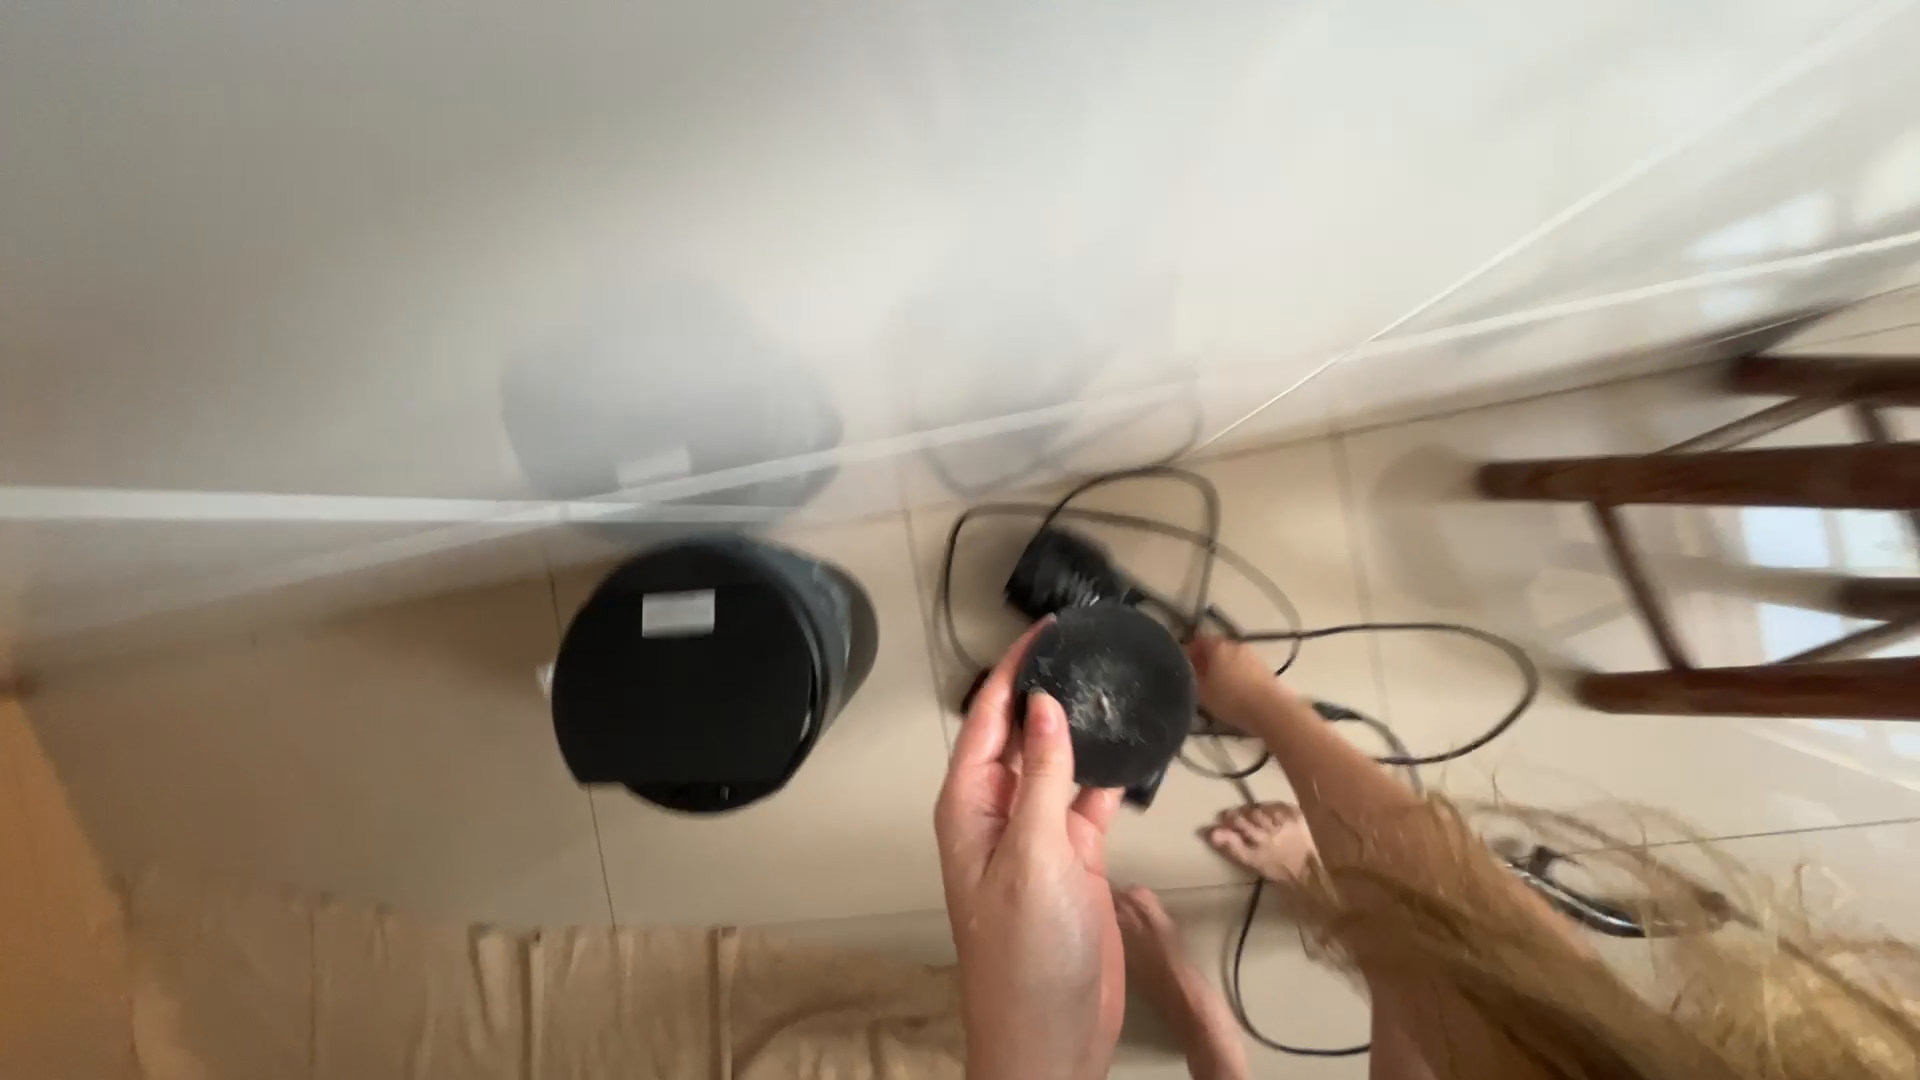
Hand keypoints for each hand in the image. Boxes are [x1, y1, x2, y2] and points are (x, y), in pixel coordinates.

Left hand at [935, 619, 1125, 1079]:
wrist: (1051, 1037)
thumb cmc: (1023, 957)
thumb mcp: (1032, 856)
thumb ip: (1041, 778)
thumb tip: (1045, 706)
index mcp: (971, 801)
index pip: (989, 716)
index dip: (1014, 669)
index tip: (1045, 632)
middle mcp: (999, 806)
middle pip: (1022, 730)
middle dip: (1046, 687)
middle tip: (1082, 648)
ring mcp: (1037, 828)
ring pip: (1058, 759)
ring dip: (1079, 726)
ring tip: (1108, 684)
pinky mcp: (1071, 851)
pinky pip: (1087, 795)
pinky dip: (1106, 772)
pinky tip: (1129, 748)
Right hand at [1187, 634, 1295, 734]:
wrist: (1270, 710)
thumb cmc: (1230, 698)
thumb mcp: (1202, 692)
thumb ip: (1193, 678)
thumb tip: (1190, 671)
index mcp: (1218, 646)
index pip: (1199, 640)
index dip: (1190, 652)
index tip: (1186, 667)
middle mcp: (1236, 645)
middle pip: (1217, 648)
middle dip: (1208, 660)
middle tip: (1201, 678)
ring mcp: (1253, 656)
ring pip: (1232, 658)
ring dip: (1224, 668)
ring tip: (1219, 687)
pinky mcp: (1265, 669)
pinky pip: (1245, 668)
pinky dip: (1238, 676)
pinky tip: (1237, 692)